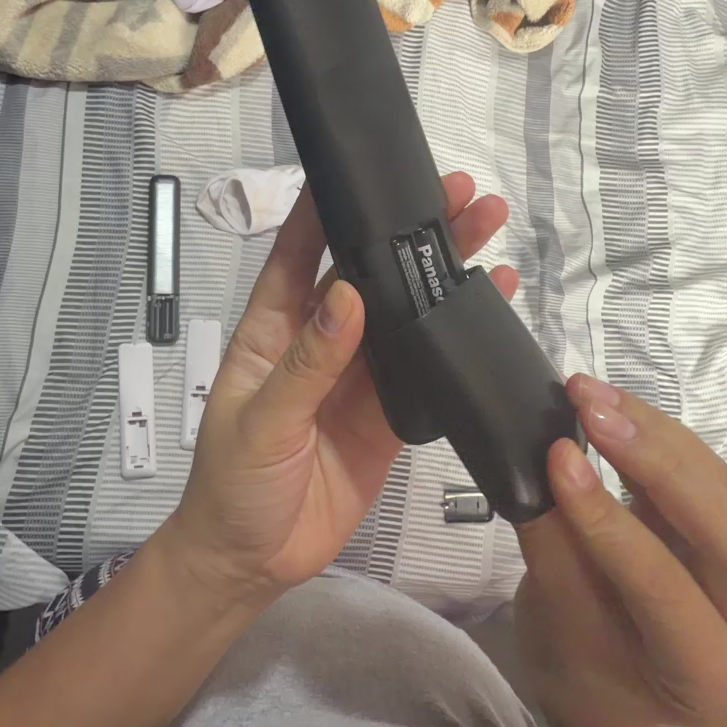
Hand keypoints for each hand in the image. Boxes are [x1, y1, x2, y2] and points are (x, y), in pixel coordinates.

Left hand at [155, 172, 518, 602]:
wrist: (255, 559)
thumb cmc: (235, 482)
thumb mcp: (262, 420)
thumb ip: (307, 363)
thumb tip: (349, 294)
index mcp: (274, 330)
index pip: (297, 255)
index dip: (323, 210)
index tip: (358, 166)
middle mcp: (320, 340)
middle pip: (368, 274)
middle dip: (408, 232)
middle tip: (459, 191)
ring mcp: (359, 375)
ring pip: (405, 313)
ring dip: (442, 272)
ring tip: (488, 227)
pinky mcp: (390, 412)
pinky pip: (426, 367)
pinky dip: (457, 335)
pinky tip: (491, 300)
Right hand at [513, 376, 726, 726]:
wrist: (604, 683)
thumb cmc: (574, 662)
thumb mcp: (552, 611)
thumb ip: (554, 538)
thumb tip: (546, 460)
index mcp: (712, 681)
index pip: (666, 591)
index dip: (609, 520)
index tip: (557, 456)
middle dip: (658, 465)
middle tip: (593, 411)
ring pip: (725, 498)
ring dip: (658, 437)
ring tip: (593, 395)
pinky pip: (711, 481)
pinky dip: (661, 439)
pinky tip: (616, 409)